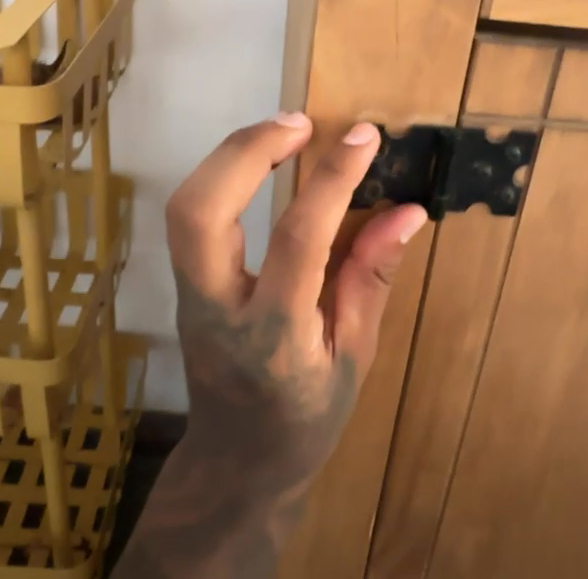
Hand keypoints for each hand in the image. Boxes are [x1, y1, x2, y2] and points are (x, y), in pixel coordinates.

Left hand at [114, 114, 428, 578]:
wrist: (236, 462)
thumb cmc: (307, 417)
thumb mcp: (355, 357)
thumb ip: (372, 278)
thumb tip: (407, 210)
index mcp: (275, 337)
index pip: (297, 241)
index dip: (331, 180)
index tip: (363, 136)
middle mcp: (218, 310)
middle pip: (201, 212)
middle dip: (247, 151)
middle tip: (302, 124)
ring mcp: (189, 296)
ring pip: (184, 207)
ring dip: (231, 155)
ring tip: (286, 132)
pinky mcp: (181, 283)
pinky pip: (189, 214)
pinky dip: (223, 173)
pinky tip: (260, 159)